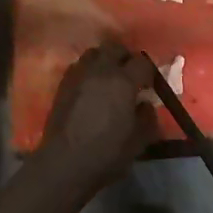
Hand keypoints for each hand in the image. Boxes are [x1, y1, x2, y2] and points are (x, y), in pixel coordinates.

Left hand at [33, 39, 157, 196]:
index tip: (149, 84)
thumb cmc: (106, 153)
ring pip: (94, 53)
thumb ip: (147, 118)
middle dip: (125, 58)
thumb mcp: (138, 141)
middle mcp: (100, 70)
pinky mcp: (63, 84)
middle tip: (130, 75)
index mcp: (123, 82)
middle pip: (115, 49)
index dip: (148, 71)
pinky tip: (90, 88)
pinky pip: (78, 67)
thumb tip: (145, 104)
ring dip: (104, 61)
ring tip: (108, 78)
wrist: (64, 163)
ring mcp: (79, 75)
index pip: (142, 62)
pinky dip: (87, 71)